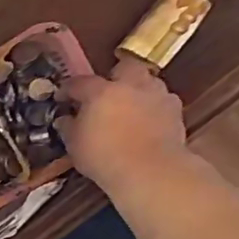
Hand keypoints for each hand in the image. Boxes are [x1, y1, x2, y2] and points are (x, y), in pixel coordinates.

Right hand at [56, 59, 191, 195]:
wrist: (149, 170)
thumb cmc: (104, 157)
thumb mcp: (75, 146)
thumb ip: (69, 128)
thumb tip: (64, 120)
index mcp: (101, 91)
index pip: (80, 82)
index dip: (68, 89)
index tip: (62, 96)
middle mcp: (131, 85)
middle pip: (125, 67)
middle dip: (116, 75)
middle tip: (107, 93)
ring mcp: (156, 95)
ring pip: (148, 82)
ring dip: (138, 90)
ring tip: (131, 107)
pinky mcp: (175, 111)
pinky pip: (162, 102)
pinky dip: (154, 108)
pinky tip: (149, 122)